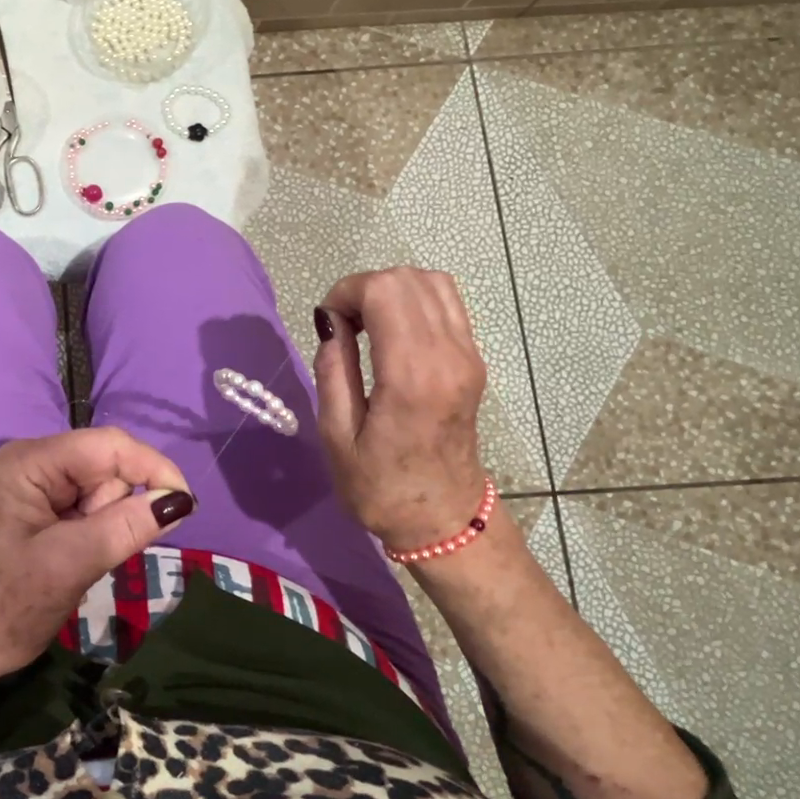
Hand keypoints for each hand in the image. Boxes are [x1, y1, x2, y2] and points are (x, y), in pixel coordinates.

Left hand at [0, 428, 194, 681]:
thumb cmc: (9, 606)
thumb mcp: (71, 564)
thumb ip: (126, 526)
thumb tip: (181, 500)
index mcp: (30, 461)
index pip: (109, 444)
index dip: (151, 467)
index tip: (186, 506)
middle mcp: (35, 460)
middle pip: (109, 464)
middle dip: (119, 506)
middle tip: (92, 550)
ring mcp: (40, 483)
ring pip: (107, 487)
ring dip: (110, 523)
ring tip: (79, 558)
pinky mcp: (47, 506)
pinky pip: (95, 506)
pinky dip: (100, 531)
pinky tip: (79, 555)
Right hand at [311, 268, 487, 551]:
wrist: (443, 519)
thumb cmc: (380, 486)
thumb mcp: (336, 435)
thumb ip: (333, 370)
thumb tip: (330, 322)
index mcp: (412, 376)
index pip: (384, 291)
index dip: (346, 292)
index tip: (326, 323)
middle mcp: (448, 356)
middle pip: (408, 279)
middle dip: (364, 288)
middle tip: (341, 324)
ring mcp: (468, 356)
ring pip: (432, 282)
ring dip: (390, 291)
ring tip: (364, 324)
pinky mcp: (473, 360)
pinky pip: (446, 304)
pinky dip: (412, 302)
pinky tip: (389, 332)